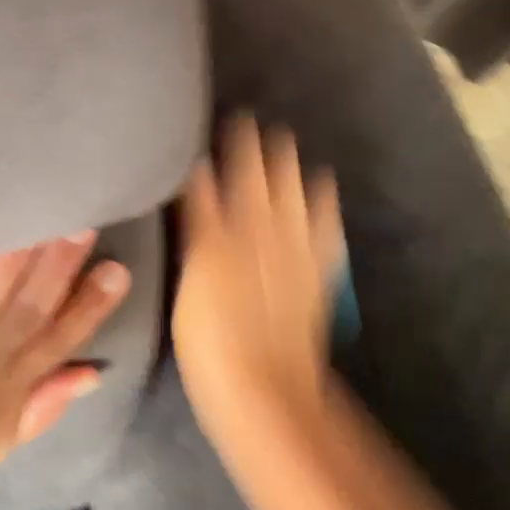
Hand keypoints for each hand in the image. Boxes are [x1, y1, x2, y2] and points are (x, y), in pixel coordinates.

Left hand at [0, 232, 131, 494]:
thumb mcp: (7, 435)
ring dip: (6, 266)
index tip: (116, 269)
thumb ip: (51, 399)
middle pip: (28, 310)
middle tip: (82, 223)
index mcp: (13, 380)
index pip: (60, 339)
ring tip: (31, 225)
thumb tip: (96, 371)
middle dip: (57, 268)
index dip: (90, 307)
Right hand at [173, 116, 345, 436]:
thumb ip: (192, 242)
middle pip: (250, 181)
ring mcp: (289, 253)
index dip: (202, 157)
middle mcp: (253, 236)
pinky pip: (321, 227)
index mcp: (213, 240)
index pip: (204, 186)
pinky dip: (322, 202)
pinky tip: (323, 181)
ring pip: (288, 195)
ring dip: (284, 164)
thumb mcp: (186, 293)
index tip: (198, 129)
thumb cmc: (209, 348)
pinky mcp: (314, 272)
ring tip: (281, 136)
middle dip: (247, 148)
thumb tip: (193, 199)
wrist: (266, 392)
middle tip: (245, 117)